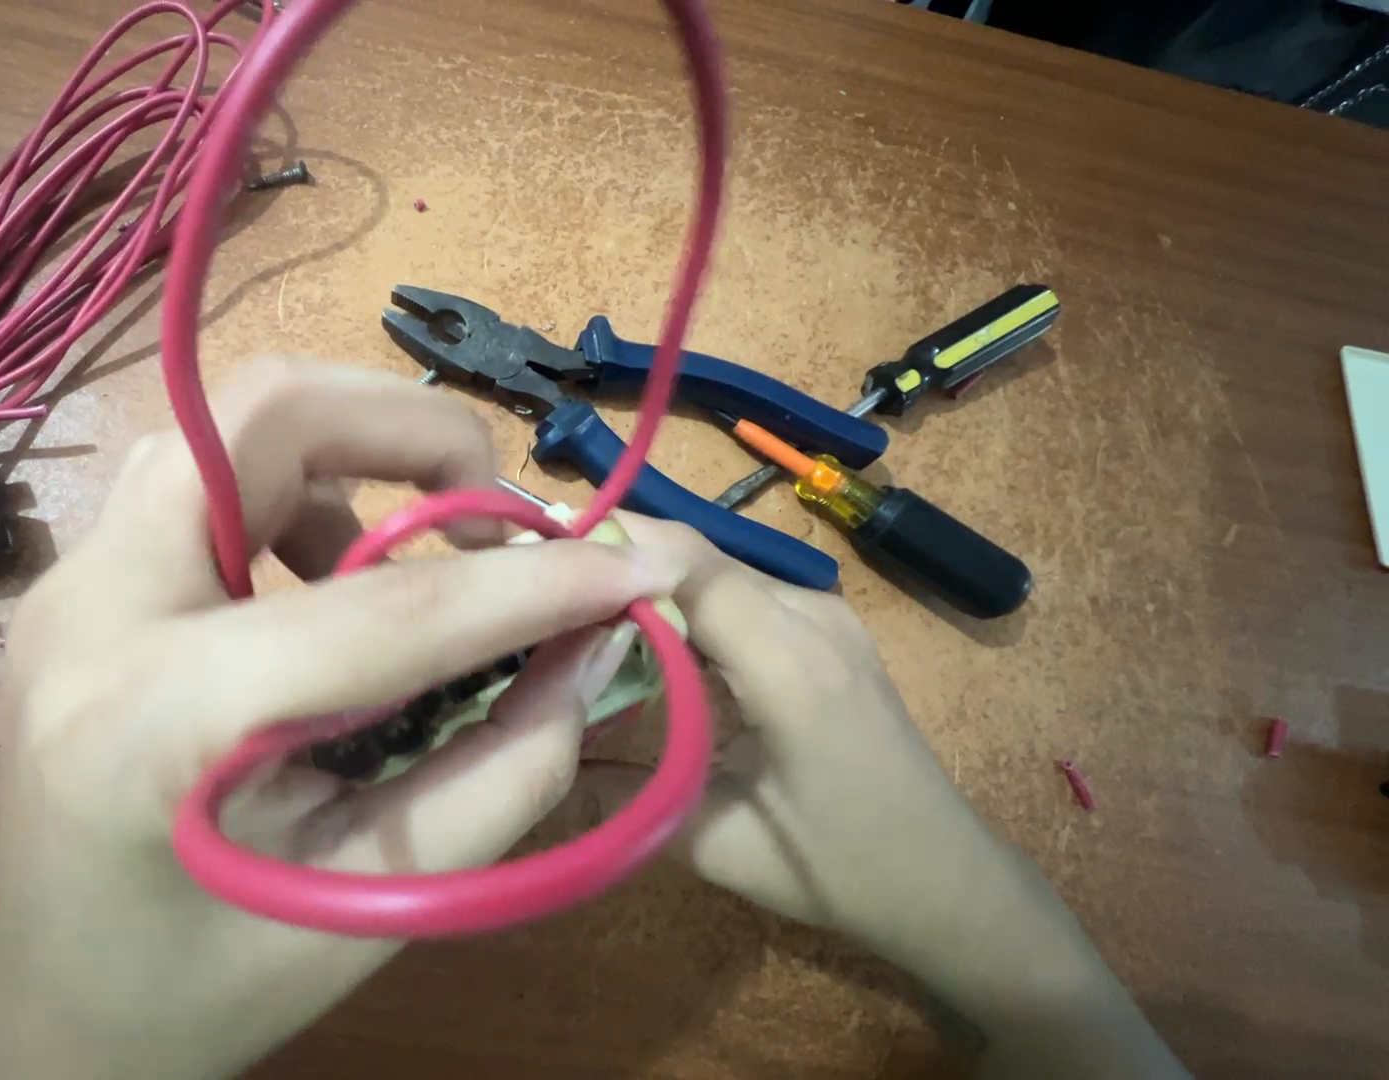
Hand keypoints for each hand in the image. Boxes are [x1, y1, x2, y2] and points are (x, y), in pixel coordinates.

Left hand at [0, 359, 690, 1079]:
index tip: (626, 569)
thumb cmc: (215, 979)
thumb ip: (504, 769)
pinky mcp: (95, 570)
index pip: (375, 612)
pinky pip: (219, 468)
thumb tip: (591, 644)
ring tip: (420, 553)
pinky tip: (338, 579)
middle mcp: (94, 608)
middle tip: (493, 520)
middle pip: (268, 414)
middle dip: (413, 432)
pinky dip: (313, 491)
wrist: (65, 998)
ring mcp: (79, 574)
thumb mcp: (382, 901)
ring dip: (361, 456)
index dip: (521, 587)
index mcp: (150, 720)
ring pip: (240, 422)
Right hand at [569, 518, 1186, 1078]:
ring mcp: (823, 615)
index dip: (616, 548)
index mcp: (793, 668)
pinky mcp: (821, 624)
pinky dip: (678, 597)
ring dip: (644, 576)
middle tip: (540, 583)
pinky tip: (639, 628)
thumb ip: (618, 799)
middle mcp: (813, 619)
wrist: (950, 881)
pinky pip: (734, 589)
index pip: (693, 569)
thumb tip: (529, 759)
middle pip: (697, 557)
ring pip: (712, 567)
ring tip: (575, 602)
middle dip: (615, 559)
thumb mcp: (719, 847)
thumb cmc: (841, 869)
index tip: (541, 552)